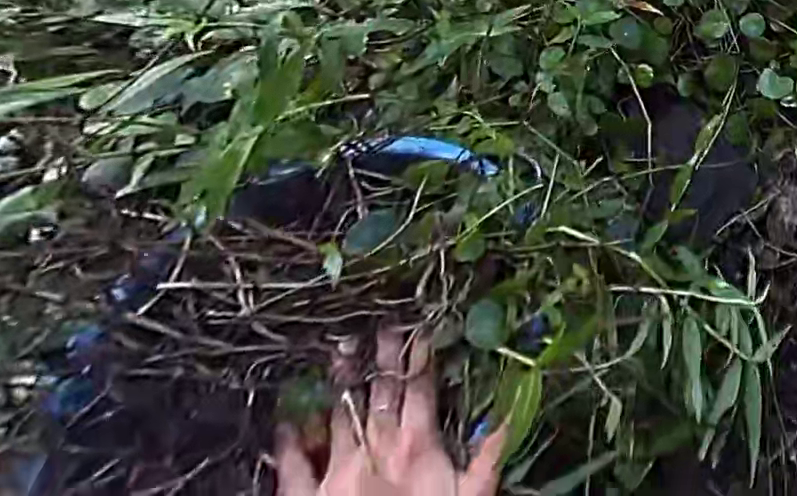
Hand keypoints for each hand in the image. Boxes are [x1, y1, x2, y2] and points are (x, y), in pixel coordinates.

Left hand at [273, 328, 507, 495]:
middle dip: (383, 354)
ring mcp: (337, 472)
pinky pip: (293, 463)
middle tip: (381, 324)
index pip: (419, 386)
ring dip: (341, 380)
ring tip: (339, 350)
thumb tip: (510, 416)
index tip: (419, 325)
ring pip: (340, 412)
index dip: (420, 354)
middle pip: (381, 389)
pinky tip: (287, 415)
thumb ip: (487, 459)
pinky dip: (290, 437)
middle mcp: (377, 449)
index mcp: (416, 445)